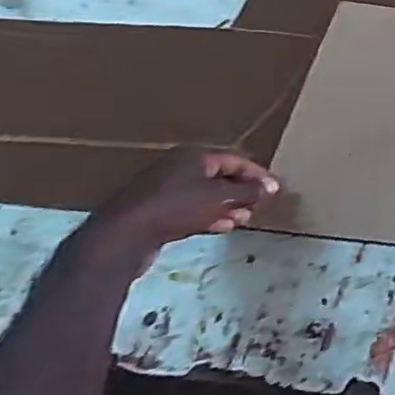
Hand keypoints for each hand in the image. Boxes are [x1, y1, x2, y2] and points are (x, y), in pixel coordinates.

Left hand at [83, 148, 278, 260]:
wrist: (121, 237)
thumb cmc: (175, 207)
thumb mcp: (219, 197)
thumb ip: (248, 191)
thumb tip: (271, 187)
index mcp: (193, 157)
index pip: (234, 161)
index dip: (256, 175)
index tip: (273, 189)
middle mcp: (177, 168)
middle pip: (219, 178)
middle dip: (241, 193)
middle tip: (257, 207)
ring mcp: (163, 190)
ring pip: (205, 196)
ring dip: (227, 207)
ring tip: (242, 220)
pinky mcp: (154, 212)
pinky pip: (190, 209)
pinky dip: (208, 216)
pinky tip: (221, 227)